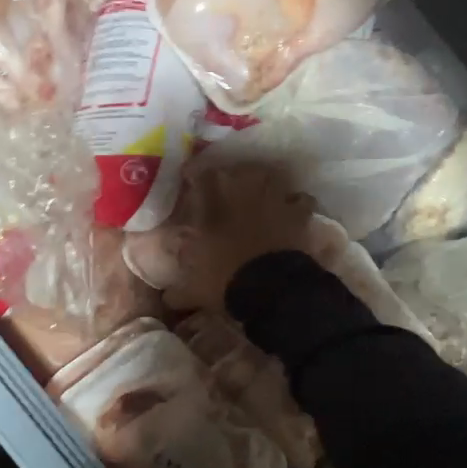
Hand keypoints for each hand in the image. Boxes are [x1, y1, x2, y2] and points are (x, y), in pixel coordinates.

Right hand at [125, 160, 315, 311]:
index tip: (190, 176)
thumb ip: (177, 290)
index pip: (201, 177)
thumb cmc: (224, 281)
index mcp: (211, 209)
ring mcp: (274, 203)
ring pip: (271, 177)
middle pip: (239, 171)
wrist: (271, 288)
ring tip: (260, 191)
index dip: (195, 174)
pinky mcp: (299, 215)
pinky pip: (301, 199)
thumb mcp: (192, 288)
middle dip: (234, 175)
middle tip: (228, 183)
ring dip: (265, 182)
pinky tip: (290, 209)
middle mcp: (243, 197)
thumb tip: (165, 297)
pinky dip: (295, 202)